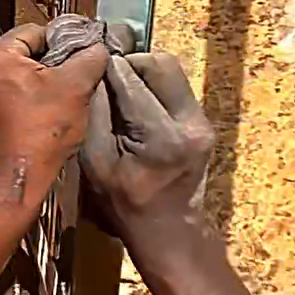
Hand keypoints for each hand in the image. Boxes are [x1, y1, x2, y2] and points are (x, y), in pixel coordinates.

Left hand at [0, 23, 109, 204]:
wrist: (20, 175)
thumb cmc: (40, 134)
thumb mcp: (75, 86)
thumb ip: (90, 57)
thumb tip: (98, 46)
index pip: (37, 31)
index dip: (63, 44)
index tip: (80, 59)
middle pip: (28, 48)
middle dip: (53, 61)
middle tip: (72, 79)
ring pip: (21, 66)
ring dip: (43, 76)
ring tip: (62, 93)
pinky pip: (12, 83)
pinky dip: (31, 89)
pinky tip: (48, 104)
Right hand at [81, 51, 214, 244]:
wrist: (167, 230)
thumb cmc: (123, 201)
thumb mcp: (95, 159)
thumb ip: (95, 111)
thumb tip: (96, 71)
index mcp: (162, 137)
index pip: (132, 81)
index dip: (108, 68)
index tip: (90, 64)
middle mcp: (190, 123)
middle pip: (160, 64)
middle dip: (130, 64)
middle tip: (108, 78)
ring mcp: (202, 122)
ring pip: (171, 71)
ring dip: (143, 73)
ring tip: (121, 91)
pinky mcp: (204, 122)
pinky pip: (176, 87)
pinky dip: (153, 87)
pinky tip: (136, 104)